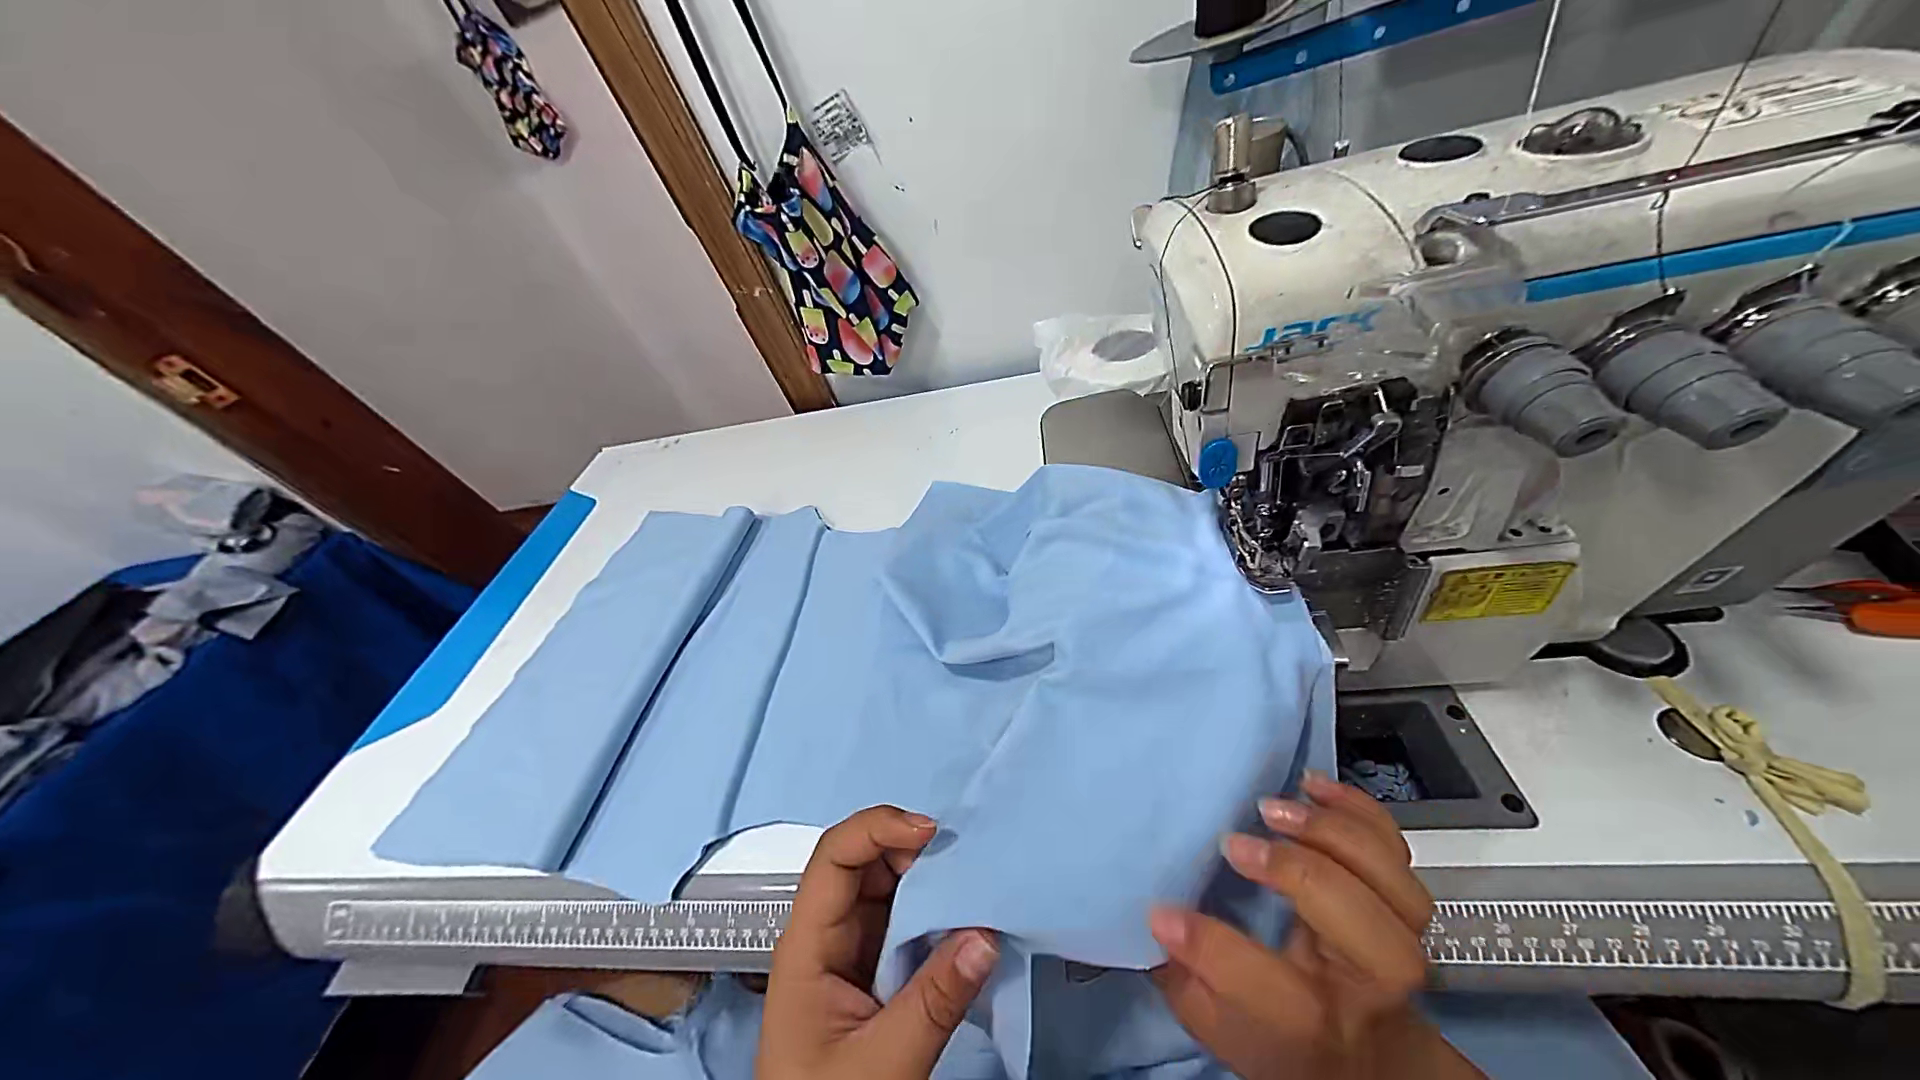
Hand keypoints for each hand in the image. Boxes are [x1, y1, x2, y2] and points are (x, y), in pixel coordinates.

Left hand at [758, 805, 999, 1079]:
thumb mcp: (882, 1063)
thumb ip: (935, 1000)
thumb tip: (987, 933)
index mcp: (808, 943)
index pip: (834, 857)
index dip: (877, 828)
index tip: (931, 833)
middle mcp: (829, 932)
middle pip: (864, 861)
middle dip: (912, 847)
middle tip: (963, 859)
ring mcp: (853, 947)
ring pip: (889, 886)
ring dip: (929, 877)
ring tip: (972, 880)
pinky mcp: (877, 966)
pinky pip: (907, 918)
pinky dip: (937, 908)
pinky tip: (965, 912)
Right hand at [1149, 771, 1484, 1079]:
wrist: (1361, 1044)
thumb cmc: (1277, 1032)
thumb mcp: (1215, 1020)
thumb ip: (1184, 975)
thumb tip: (1154, 915)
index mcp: (1313, 1029)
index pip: (1272, 996)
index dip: (1211, 949)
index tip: (1162, 914)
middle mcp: (1367, 990)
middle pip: (1376, 946)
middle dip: (1303, 878)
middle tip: (1234, 844)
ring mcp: (1395, 939)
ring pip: (1396, 891)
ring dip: (1333, 836)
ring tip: (1271, 808)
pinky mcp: (1395, 895)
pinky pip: (1397, 849)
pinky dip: (1358, 810)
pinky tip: (1311, 787)